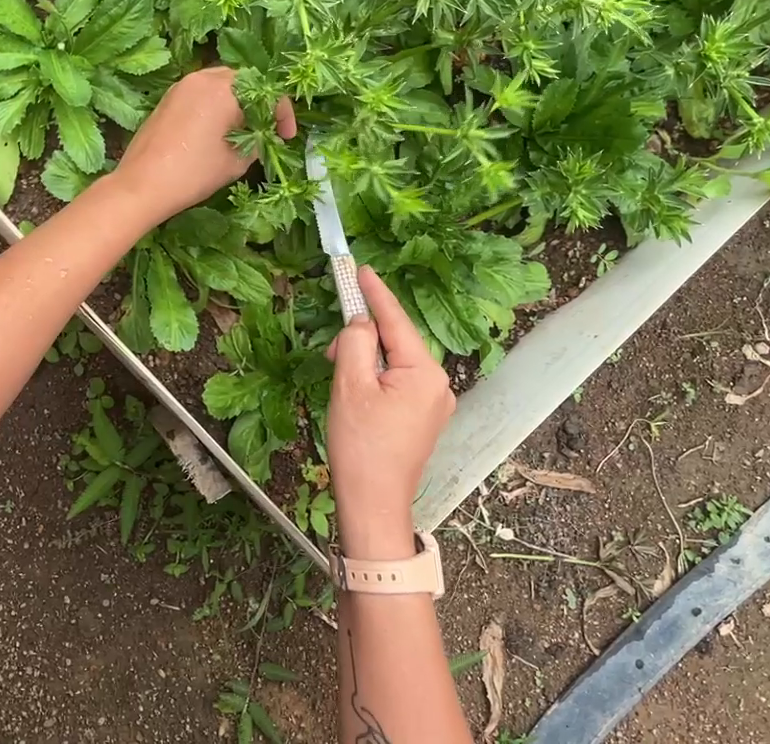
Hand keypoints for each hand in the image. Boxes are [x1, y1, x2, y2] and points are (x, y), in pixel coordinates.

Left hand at [111, 67, 295, 220]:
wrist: (141, 185)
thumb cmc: (193, 173)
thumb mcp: (237, 161)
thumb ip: (256, 141)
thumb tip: (261, 135)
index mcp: (224, 89)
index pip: (266, 92)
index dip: (283, 113)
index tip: (286, 137)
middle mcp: (202, 78)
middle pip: (243, 82)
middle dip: (260, 104)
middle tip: (267, 129)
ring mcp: (181, 87)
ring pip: (220, 85)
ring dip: (237, 103)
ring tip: (244, 130)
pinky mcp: (167, 99)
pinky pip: (201, 93)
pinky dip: (216, 106)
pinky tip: (218, 130)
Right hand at [325, 266, 453, 559]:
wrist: (373, 501)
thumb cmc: (361, 444)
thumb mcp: (350, 385)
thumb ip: (356, 342)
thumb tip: (360, 322)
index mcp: (426, 373)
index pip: (396, 321)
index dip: (375, 293)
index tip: (360, 268)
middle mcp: (438, 384)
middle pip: (396, 341)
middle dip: (363, 336)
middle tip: (330, 349)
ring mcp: (434, 403)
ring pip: (395, 362)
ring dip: (365, 359)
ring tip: (338, 375)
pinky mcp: (422, 418)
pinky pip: (397, 381)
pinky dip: (374, 376)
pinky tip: (354, 387)